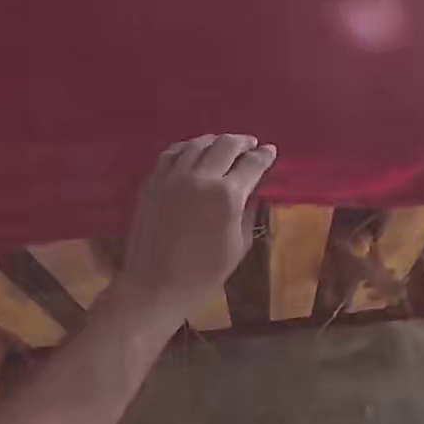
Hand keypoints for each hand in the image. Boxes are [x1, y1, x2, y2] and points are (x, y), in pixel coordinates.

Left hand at [116, 134, 276, 315]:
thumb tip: (253, 191)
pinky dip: (187, 146)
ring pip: (198, 144)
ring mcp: (173, 176)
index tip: (270, 151)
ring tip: (224, 144)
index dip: (264, 155)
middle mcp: (201, 177)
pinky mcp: (153, 181)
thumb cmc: (204, 272)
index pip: (252, 164)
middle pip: (226, 145)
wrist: (156, 284)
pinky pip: (172, 152)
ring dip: (216, 140)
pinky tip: (193, 150)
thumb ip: (248, 211)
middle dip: (243, 142)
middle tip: (251, 144)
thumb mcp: (239, 245)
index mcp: (227, 195)